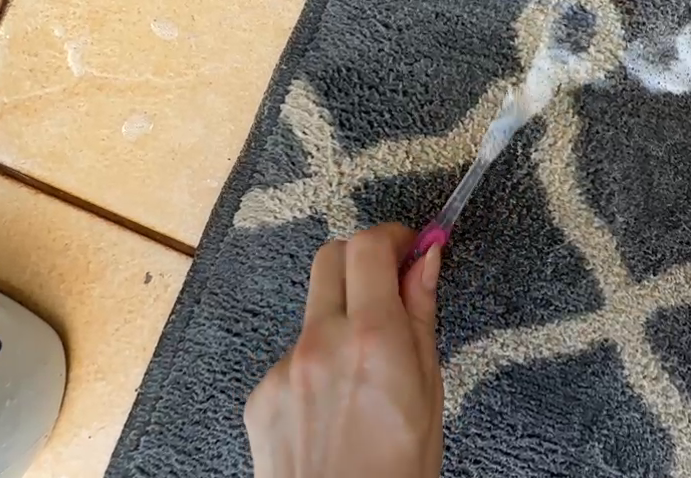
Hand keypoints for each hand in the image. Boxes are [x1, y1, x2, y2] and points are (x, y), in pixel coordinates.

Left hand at [245, 225, 444, 477]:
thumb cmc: (401, 466)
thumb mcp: (430, 384)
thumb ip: (421, 310)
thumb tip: (428, 255)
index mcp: (372, 337)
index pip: (368, 246)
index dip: (392, 235)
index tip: (411, 247)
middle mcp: (321, 343)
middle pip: (331, 257)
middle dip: (363, 257)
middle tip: (389, 282)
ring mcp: (283, 370)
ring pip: (315, 308)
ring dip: (342, 311)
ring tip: (366, 363)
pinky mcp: (260, 396)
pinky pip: (294, 352)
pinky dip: (319, 356)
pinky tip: (336, 398)